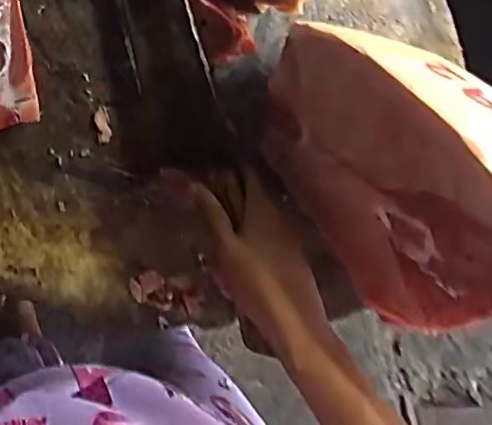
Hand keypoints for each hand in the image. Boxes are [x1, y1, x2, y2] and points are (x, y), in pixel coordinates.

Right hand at [186, 168, 330, 349]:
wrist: (296, 325)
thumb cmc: (256, 281)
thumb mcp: (225, 247)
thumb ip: (212, 213)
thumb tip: (195, 184)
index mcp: (263, 202)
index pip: (246, 169)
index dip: (226, 167)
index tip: (207, 170)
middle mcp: (280, 209)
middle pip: (253, 188)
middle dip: (230, 190)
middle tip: (205, 199)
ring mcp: (290, 231)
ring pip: (260, 210)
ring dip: (240, 212)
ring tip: (218, 223)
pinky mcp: (293, 252)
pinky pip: (268, 229)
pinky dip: (253, 230)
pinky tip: (240, 247)